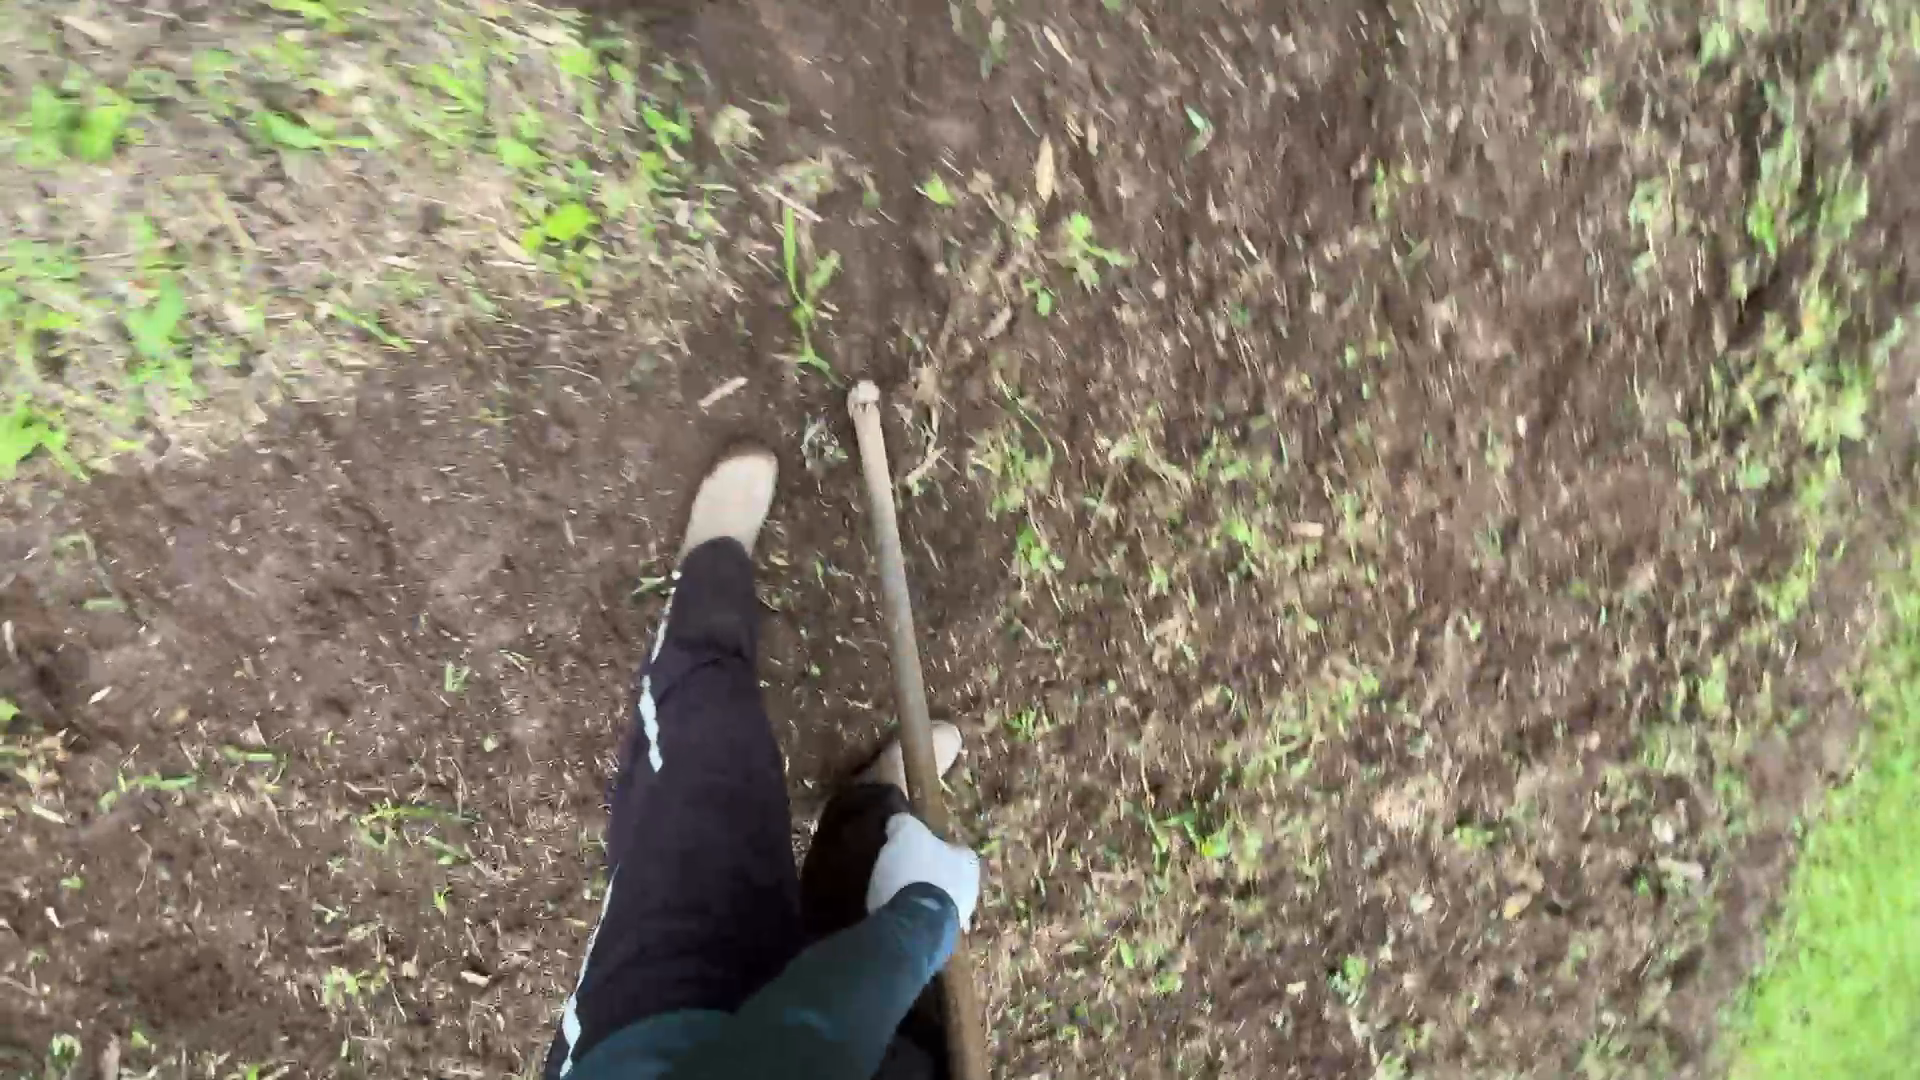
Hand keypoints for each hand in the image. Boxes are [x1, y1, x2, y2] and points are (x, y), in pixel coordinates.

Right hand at [866, 813, 980, 930]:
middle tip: (900, 871)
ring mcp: (955, 922)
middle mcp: (970, 892)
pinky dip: (910, 920)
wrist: (911, 927)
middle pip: (947, 876)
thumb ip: (904, 823)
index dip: (933, 846)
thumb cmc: (915, 870)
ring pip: (936, 903)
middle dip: (927, 874)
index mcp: (968, 862)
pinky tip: (892, 917)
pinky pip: (922, 925)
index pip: (954, 848)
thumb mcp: (906, 833)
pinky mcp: (937, 946)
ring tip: (891, 895)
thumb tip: (898, 823)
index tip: (912, 848)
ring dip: (918, 899)